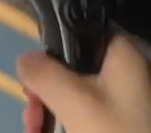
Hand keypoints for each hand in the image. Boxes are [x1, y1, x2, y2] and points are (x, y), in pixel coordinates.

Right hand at [18, 36, 150, 132]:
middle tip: (30, 115)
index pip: (80, 29)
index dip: (52, 45)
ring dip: (49, 109)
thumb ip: (44, 73)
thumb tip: (24, 59)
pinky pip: (85, 113)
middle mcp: (125, 71)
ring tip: (34, 130)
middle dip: (45, 89)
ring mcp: (124, 101)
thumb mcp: (74, 101)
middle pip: (72, 65)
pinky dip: (64, 122)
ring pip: (74, 92)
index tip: (33, 73)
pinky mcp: (119, 124)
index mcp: (122, 52)